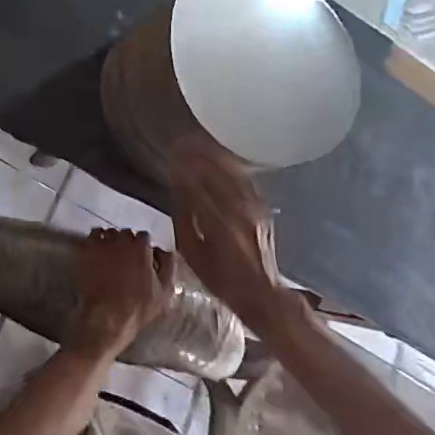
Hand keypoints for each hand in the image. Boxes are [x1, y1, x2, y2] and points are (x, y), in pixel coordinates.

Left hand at [69, 229, 165, 359]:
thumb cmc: (138, 307)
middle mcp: (121, 240)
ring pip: (107, 232)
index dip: (143, 246)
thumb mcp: (164, 290)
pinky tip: (96, 252)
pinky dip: (94, 241)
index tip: (142, 256)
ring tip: (110, 253)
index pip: (144, 236)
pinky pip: (91, 236)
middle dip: (127, 242)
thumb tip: (164, 250)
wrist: (106, 317)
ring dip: (110, 240)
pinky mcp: (85, 251)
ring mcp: (101, 245)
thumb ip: (168, 265)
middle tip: (126, 257)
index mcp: (141, 247)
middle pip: (125, 233)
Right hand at [169, 139, 303, 332]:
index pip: (197, 187)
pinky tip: (221, 157)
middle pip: (217, 175)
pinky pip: (246, 181)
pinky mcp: (263, 209)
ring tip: (198, 143)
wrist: (261, 291)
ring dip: (215, 156)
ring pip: (233, 174)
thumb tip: (176, 190)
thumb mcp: (192, 254)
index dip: (184, 170)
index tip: (172, 157)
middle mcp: (240, 214)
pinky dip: (232, 166)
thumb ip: (183, 220)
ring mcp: (255, 210)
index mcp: (219, 227)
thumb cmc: (220, 279)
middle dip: (198, 157)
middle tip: (182, 144)